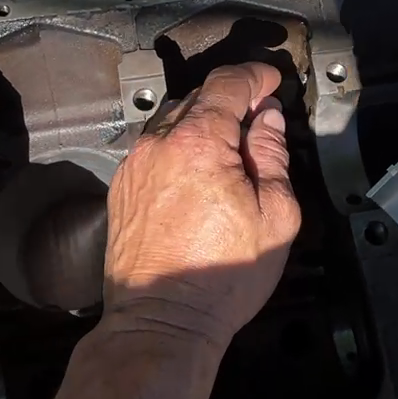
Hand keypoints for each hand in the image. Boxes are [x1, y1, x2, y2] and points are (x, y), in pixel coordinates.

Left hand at [101, 63, 301, 354]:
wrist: (160, 323)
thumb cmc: (220, 277)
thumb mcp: (274, 215)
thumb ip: (272, 155)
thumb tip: (268, 119)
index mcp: (199, 143)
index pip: (228, 84)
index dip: (255, 76)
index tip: (270, 81)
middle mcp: (160, 144)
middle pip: (198, 97)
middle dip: (232, 99)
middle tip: (258, 117)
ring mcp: (135, 165)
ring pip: (173, 119)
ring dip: (202, 121)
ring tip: (229, 148)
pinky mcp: (123, 187)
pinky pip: (154, 147)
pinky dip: (179, 145)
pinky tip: (198, 172)